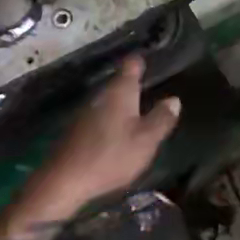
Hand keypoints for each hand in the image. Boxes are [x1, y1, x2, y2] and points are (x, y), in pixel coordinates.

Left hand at [25, 55, 180, 215]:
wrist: (65, 179)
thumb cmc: (111, 156)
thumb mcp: (146, 140)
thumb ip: (161, 118)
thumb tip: (173, 99)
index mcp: (119, 92)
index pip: (131, 65)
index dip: (142, 61)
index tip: (152, 60)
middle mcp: (100, 95)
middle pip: (119, 82)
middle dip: (134, 84)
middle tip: (153, 87)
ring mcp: (85, 112)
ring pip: (109, 100)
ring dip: (123, 104)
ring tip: (140, 110)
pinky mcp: (77, 129)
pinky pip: (100, 117)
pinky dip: (111, 119)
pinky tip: (119, 132)